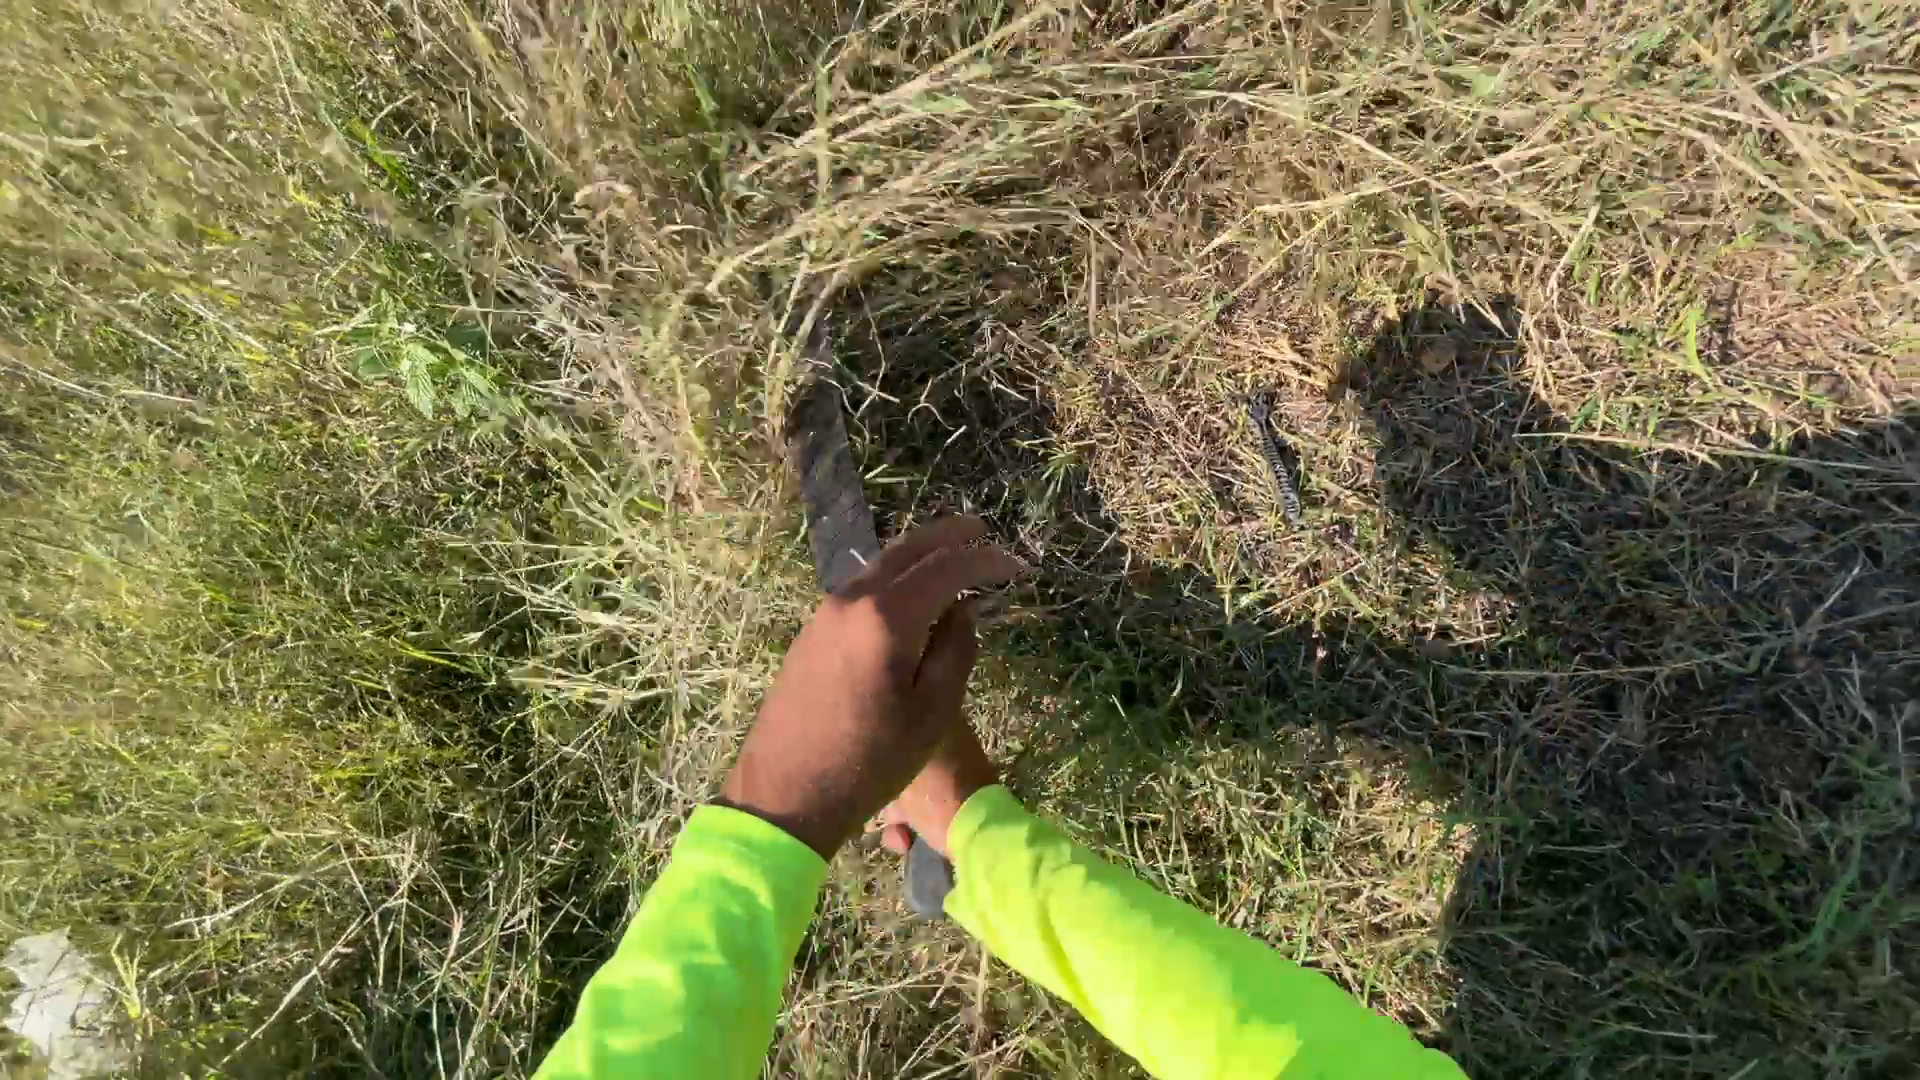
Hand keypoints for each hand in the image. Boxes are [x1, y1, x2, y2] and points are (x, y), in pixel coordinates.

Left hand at [719, 516, 1022, 858]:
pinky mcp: (813, 629)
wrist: (784, 793)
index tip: (1016, 566)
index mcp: (887, 617)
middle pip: (908, 550)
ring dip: (919, 553)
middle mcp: (853, 600)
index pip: (946, 570)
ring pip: (882, 565)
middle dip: (948, 536)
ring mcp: (827, 611)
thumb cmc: (870, 761)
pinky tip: (911, 589)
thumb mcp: (932, 713)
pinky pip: (864, 586)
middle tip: (981, 529)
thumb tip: (964, 608)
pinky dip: (895, 576)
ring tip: (951, 552)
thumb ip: (956, 650)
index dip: (985, 562)